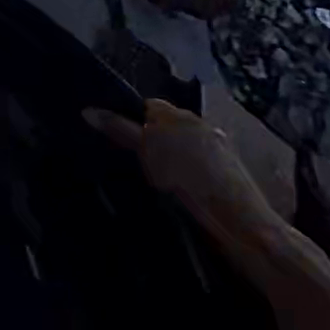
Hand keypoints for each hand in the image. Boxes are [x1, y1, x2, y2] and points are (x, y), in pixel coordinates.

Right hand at [83, 99, 278, 239]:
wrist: (243, 224)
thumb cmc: (189, 180)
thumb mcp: (146, 152)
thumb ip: (118, 128)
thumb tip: (87, 110)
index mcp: (179, 114)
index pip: (147, 105)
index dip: (131, 119)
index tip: (120, 138)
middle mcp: (202, 124)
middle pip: (166, 124)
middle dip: (152, 137)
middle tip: (135, 158)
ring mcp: (221, 149)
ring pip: (184, 145)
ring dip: (171, 156)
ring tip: (157, 177)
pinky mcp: (232, 173)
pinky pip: (199, 163)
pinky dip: (188, 172)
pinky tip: (181, 190)